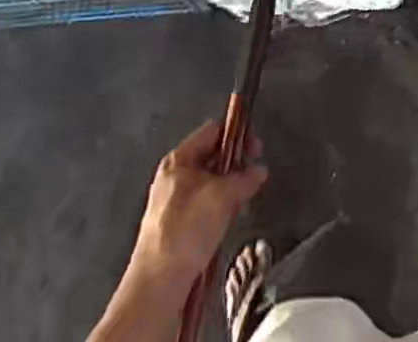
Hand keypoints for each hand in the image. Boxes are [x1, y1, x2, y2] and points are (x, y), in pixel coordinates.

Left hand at [127, 119, 267, 288]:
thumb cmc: (184, 232)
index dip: (236, 134)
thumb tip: (258, 171)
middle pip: (212, 157)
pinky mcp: (178, 225)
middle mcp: (174, 176)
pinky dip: (221, 206)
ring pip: (211, 182)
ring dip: (230, 187)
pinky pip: (205, 205)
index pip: (212, 131)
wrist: (158, 284)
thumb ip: (244, 179)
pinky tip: (229, 220)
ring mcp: (174, 201)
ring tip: (243, 199)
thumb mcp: (222, 197)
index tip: (255, 146)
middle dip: (236, 163)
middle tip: (254, 172)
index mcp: (178, 160)